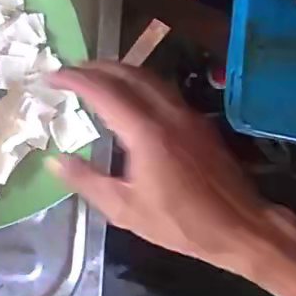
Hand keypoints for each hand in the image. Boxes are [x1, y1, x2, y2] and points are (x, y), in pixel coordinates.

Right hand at [48, 62, 295, 277]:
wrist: (242, 228)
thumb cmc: (181, 223)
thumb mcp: (124, 210)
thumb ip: (87, 181)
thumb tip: (56, 160)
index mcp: (146, 132)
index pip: (104, 91)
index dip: (75, 80)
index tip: (53, 77)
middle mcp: (167, 114)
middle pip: (127, 73)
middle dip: (95, 67)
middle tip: (69, 71)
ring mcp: (186, 114)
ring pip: (147, 76)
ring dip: (117, 70)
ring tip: (93, 75)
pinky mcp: (198, 122)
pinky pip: (161, 88)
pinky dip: (136, 81)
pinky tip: (128, 94)